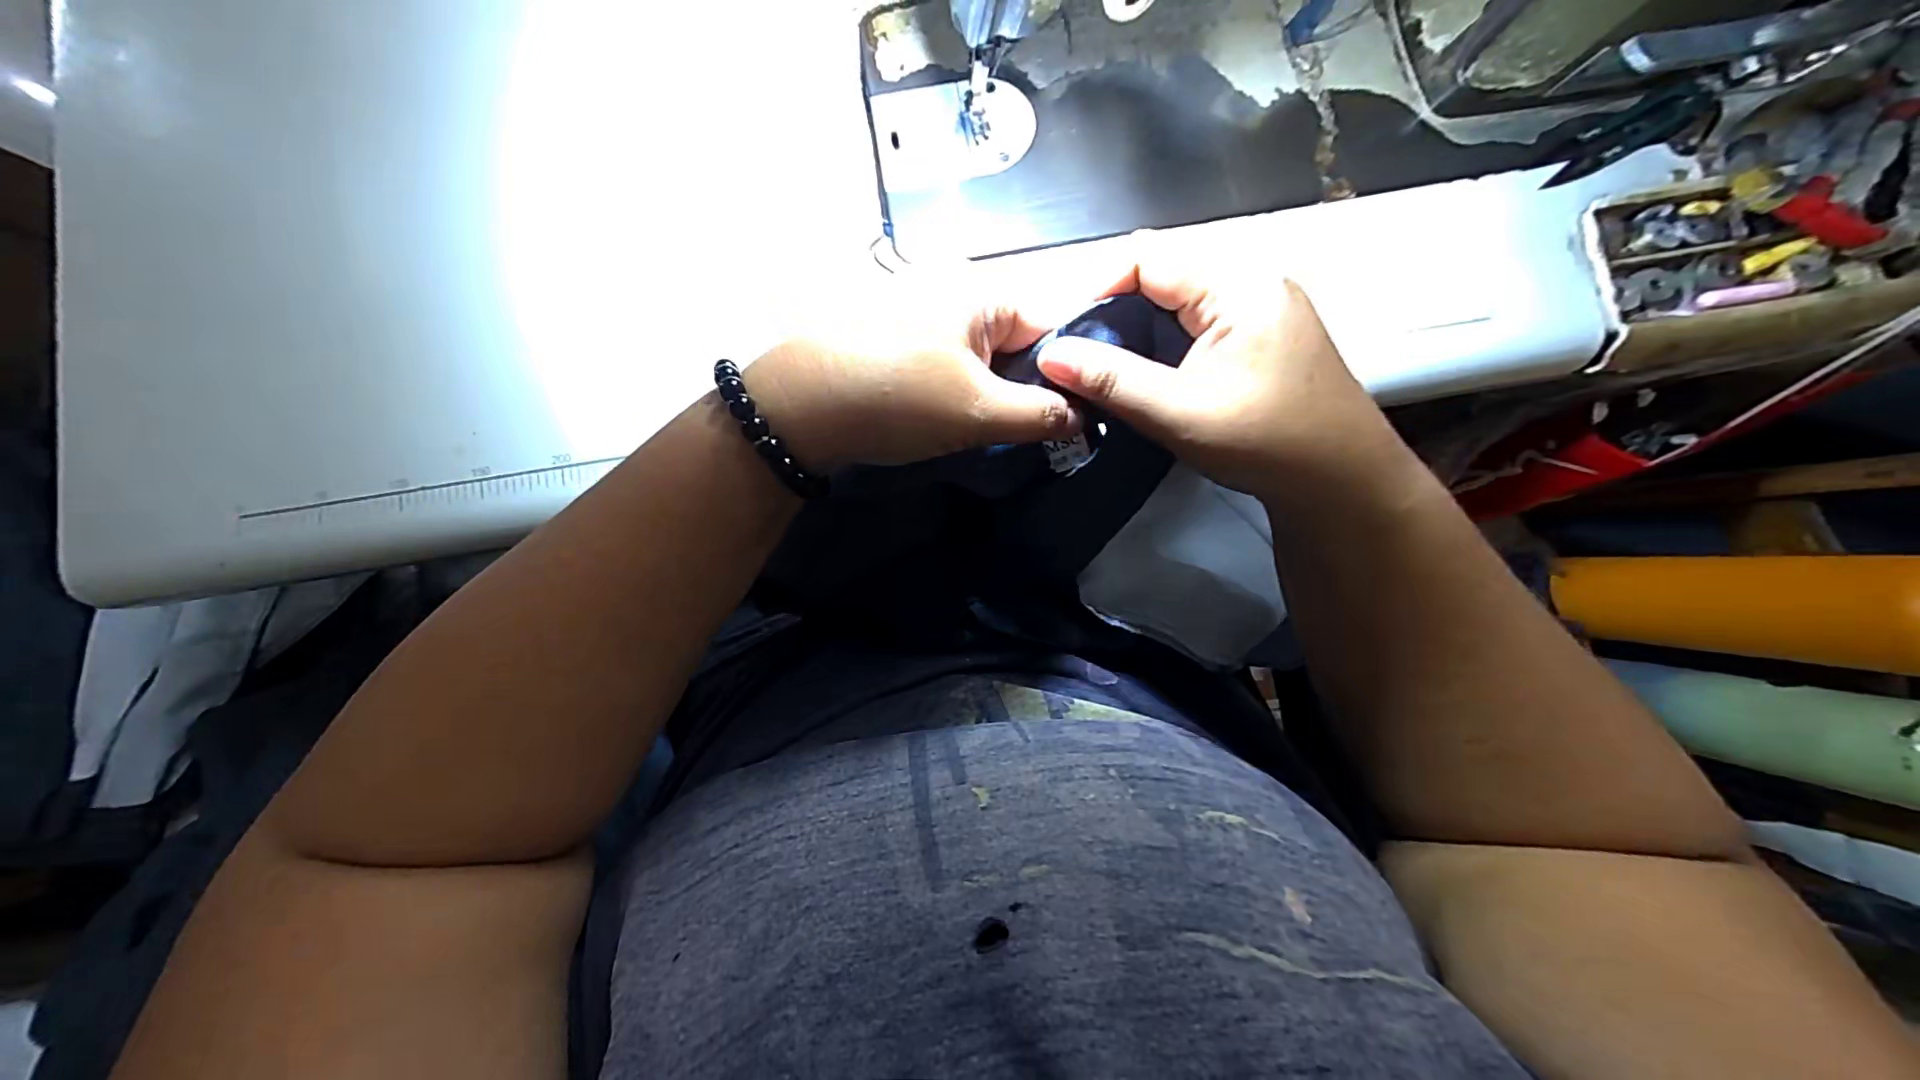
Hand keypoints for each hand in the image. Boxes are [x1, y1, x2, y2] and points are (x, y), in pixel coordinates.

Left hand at [741, 274, 1085, 469]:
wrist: (799, 410)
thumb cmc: (898, 400)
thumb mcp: (978, 412)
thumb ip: (1041, 415)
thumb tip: (1081, 415)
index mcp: (983, 293)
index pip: (1052, 325)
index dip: (1066, 372)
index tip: (1070, 416)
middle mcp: (954, 292)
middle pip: (1015, 342)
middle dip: (1024, 387)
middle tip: (1023, 432)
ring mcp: (921, 314)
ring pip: (980, 358)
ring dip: (989, 394)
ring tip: (983, 430)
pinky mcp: (896, 340)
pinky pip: (948, 363)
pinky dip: (957, 391)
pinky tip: (948, 419)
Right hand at [1033, 247, 1402, 498]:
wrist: (1340, 481)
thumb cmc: (1266, 443)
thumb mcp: (1178, 412)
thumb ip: (1111, 380)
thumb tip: (1051, 356)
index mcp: (1239, 285)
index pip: (1148, 256)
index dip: (1095, 284)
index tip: (1061, 328)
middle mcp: (1252, 282)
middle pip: (1163, 272)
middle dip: (1111, 305)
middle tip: (1073, 347)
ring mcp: (1260, 308)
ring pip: (1177, 298)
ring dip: (1135, 324)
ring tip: (1097, 359)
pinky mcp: (1259, 336)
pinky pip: (1196, 320)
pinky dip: (1161, 338)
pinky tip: (1141, 368)